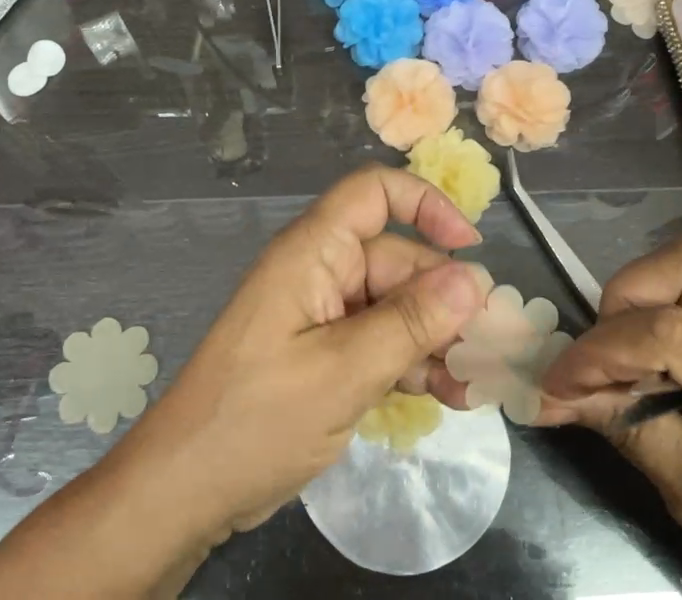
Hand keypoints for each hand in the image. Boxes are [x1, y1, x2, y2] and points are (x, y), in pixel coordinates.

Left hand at [117, 165, 488, 539]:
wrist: (188, 488)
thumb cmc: (258, 419)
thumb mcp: (343, 371)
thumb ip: (411, 322)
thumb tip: (475, 277)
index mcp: (312, 254)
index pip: (373, 193)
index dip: (425, 205)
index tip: (471, 247)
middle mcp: (319, 274)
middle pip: (398, 260)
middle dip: (447, 299)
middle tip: (493, 347)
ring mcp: (322, 319)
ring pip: (396, 308)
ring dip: (438, 340)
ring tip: (477, 385)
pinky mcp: (324, 359)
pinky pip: (381, 344)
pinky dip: (414, 364)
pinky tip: (452, 398)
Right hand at [537, 234, 681, 599]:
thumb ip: (629, 429)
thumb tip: (552, 392)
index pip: (678, 334)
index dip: (603, 350)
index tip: (555, 384)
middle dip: (626, 302)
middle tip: (602, 363)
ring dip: (640, 302)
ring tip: (625, 364)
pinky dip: (657, 312)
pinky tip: (652, 365)